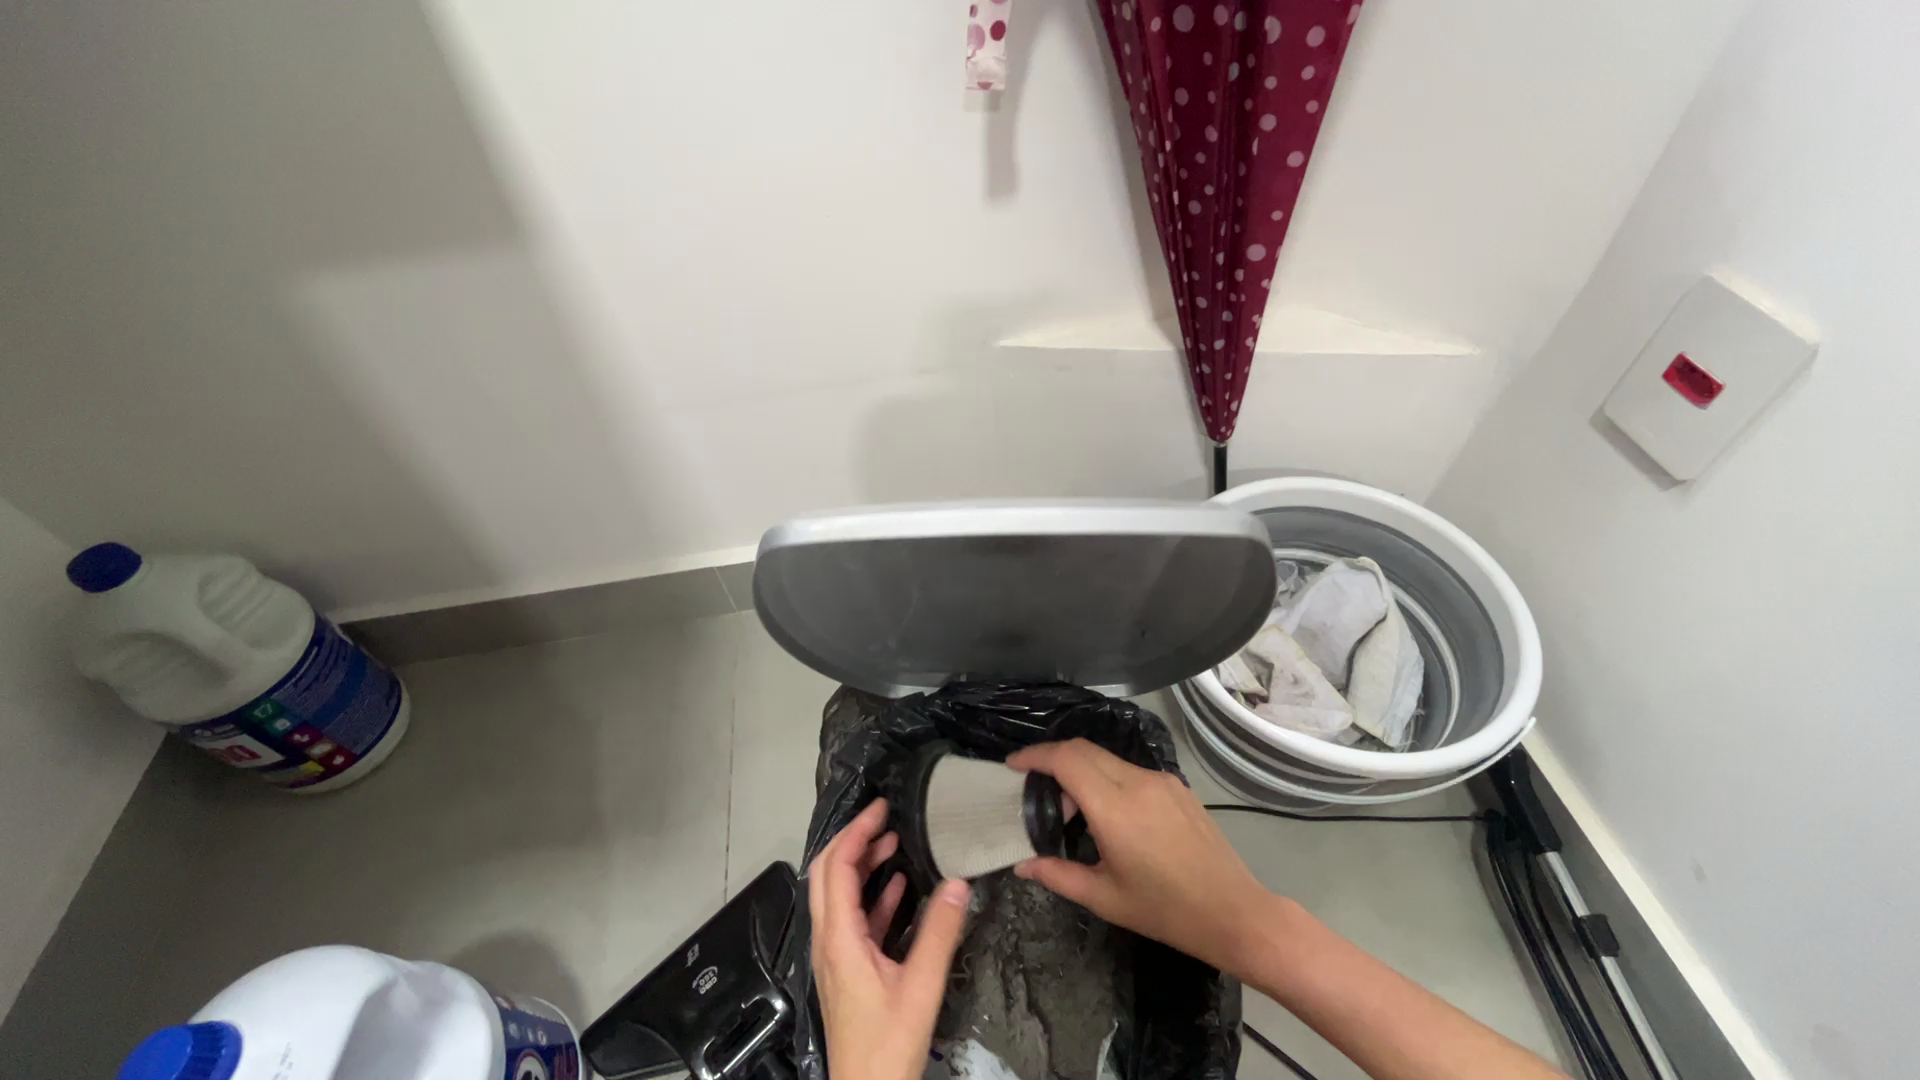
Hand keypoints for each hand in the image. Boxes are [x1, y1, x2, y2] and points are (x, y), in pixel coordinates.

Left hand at [808, 798, 970, 1079]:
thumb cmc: (888, 1043)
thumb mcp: (921, 987)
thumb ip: (939, 933)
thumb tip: (958, 882)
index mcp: (839, 938)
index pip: (837, 868)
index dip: (856, 832)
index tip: (881, 808)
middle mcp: (828, 940)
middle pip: (827, 874)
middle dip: (853, 839)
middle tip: (885, 816)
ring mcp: (835, 955)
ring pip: (838, 894)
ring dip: (862, 864)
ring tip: (894, 842)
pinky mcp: (846, 969)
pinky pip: (852, 919)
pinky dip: (871, 895)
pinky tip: (899, 886)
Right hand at [1005, 739, 1273, 973]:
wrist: (1234, 912)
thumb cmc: (1164, 911)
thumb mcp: (1104, 898)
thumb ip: (1058, 875)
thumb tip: (1022, 865)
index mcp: (1115, 808)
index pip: (1066, 760)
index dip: (1035, 756)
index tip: (1013, 765)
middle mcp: (1137, 782)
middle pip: (1083, 749)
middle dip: (1053, 759)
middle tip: (1035, 788)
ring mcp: (1161, 781)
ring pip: (1107, 758)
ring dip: (1081, 772)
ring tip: (1072, 812)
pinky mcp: (1177, 786)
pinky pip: (1130, 771)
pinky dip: (1106, 779)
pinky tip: (1108, 815)